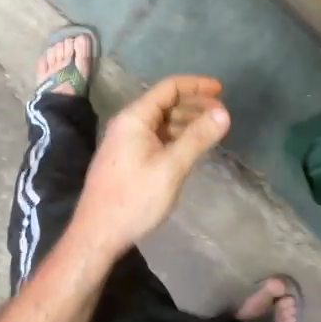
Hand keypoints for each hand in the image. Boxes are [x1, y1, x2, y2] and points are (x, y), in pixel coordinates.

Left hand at [69, 76, 229, 258]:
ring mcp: (125, 140)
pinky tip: (189, 148)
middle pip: (166, 102)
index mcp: (135, 117)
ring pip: (161, 121)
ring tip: (210, 131)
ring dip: (186, 121)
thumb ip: (197, 138)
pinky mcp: (126, 157)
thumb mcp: (171, 168)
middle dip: (195, 105)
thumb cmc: (134, 198)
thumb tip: (224, 114)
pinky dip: (175, 136)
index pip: (169, 88)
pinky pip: (155, 136)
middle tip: (221, 116)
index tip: (221, 91)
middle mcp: (128, 122)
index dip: (197, 86)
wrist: (96, 235)